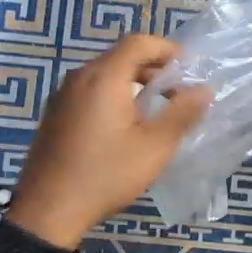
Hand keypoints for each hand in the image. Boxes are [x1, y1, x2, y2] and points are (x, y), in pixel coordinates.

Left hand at [7, 35, 209, 247]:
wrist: (48, 209)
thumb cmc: (105, 175)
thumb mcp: (153, 147)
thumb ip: (181, 113)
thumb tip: (204, 89)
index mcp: (104, 78)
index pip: (139, 42)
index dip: (167, 49)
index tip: (188, 69)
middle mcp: (80, 77)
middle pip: (121, 55)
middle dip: (153, 67)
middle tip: (178, 90)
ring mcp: (62, 94)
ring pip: (104, 73)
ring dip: (132, 82)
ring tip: (155, 108)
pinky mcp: (55, 113)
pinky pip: (89, 90)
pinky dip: (113, 94)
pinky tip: (124, 124)